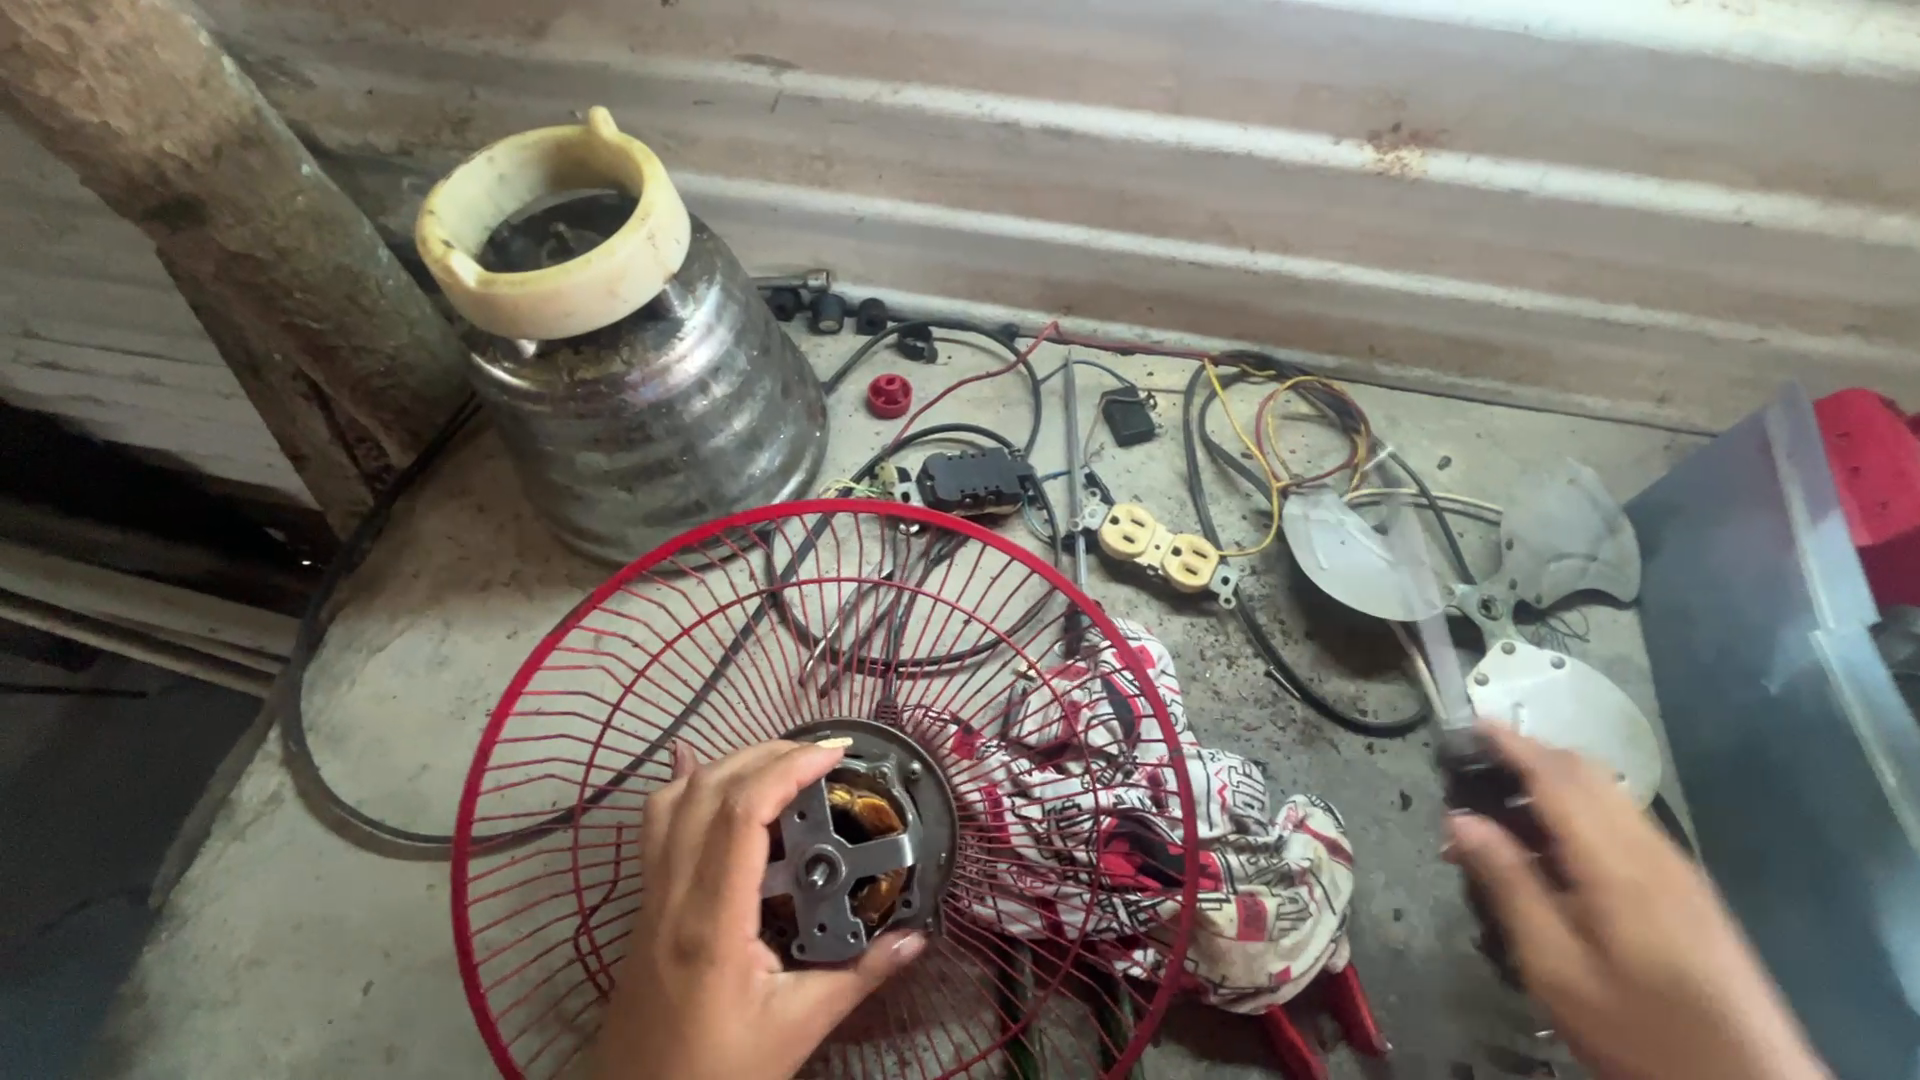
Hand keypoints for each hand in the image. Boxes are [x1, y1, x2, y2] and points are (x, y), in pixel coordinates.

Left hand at [592, 739, 925, 1079]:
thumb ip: (859, 976)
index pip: (743, 814)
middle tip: (820, 756)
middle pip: (709, 789)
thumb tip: (916, 939)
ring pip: (676, 798)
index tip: (833, 755)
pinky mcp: (645, 902)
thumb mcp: (797, 1028)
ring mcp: (650, 894)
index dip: (788, 769)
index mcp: (712, 921)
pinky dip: (684, 785)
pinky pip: (655, 825)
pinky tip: (701, 767)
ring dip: (729, 764)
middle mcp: (672, 894)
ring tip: (780, 763)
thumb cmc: (715, 1075)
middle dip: (767, 755)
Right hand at [1446, 724, 1830, 1079]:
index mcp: (1617, 866)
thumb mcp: (1554, 967)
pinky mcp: (1688, 890)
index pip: (1558, 779)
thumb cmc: (1637, 1029)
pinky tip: (1552, 840)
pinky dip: (1579, 806)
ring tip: (1502, 799)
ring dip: (1555, 779)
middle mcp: (1653, 852)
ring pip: (1610, 795)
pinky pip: (1625, 821)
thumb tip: (1461, 820)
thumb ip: (1508, 885)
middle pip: (1589, 775)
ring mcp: (1678, 869)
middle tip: (1476, 760)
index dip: (1513, 745)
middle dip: (1532, 754)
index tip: (1472, 722)